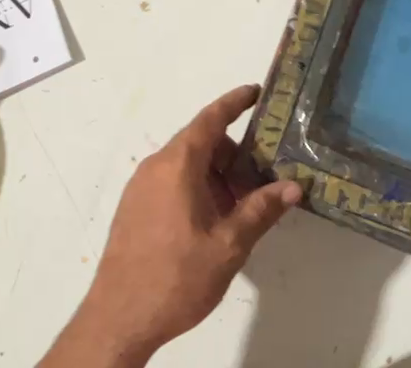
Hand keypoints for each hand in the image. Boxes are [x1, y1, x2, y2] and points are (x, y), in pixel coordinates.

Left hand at [57, 85, 301, 364]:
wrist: (118, 320)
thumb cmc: (176, 277)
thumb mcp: (229, 245)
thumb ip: (261, 210)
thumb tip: (292, 187)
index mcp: (178, 164)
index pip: (211, 119)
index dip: (234, 103)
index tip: (256, 91)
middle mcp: (156, 166)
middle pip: (202, 143)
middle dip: (234, 157)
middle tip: (260, 184)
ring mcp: (140, 187)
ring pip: (187, 165)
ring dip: (216, 177)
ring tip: (239, 212)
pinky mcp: (134, 208)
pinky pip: (171, 182)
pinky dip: (197, 188)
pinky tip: (212, 224)